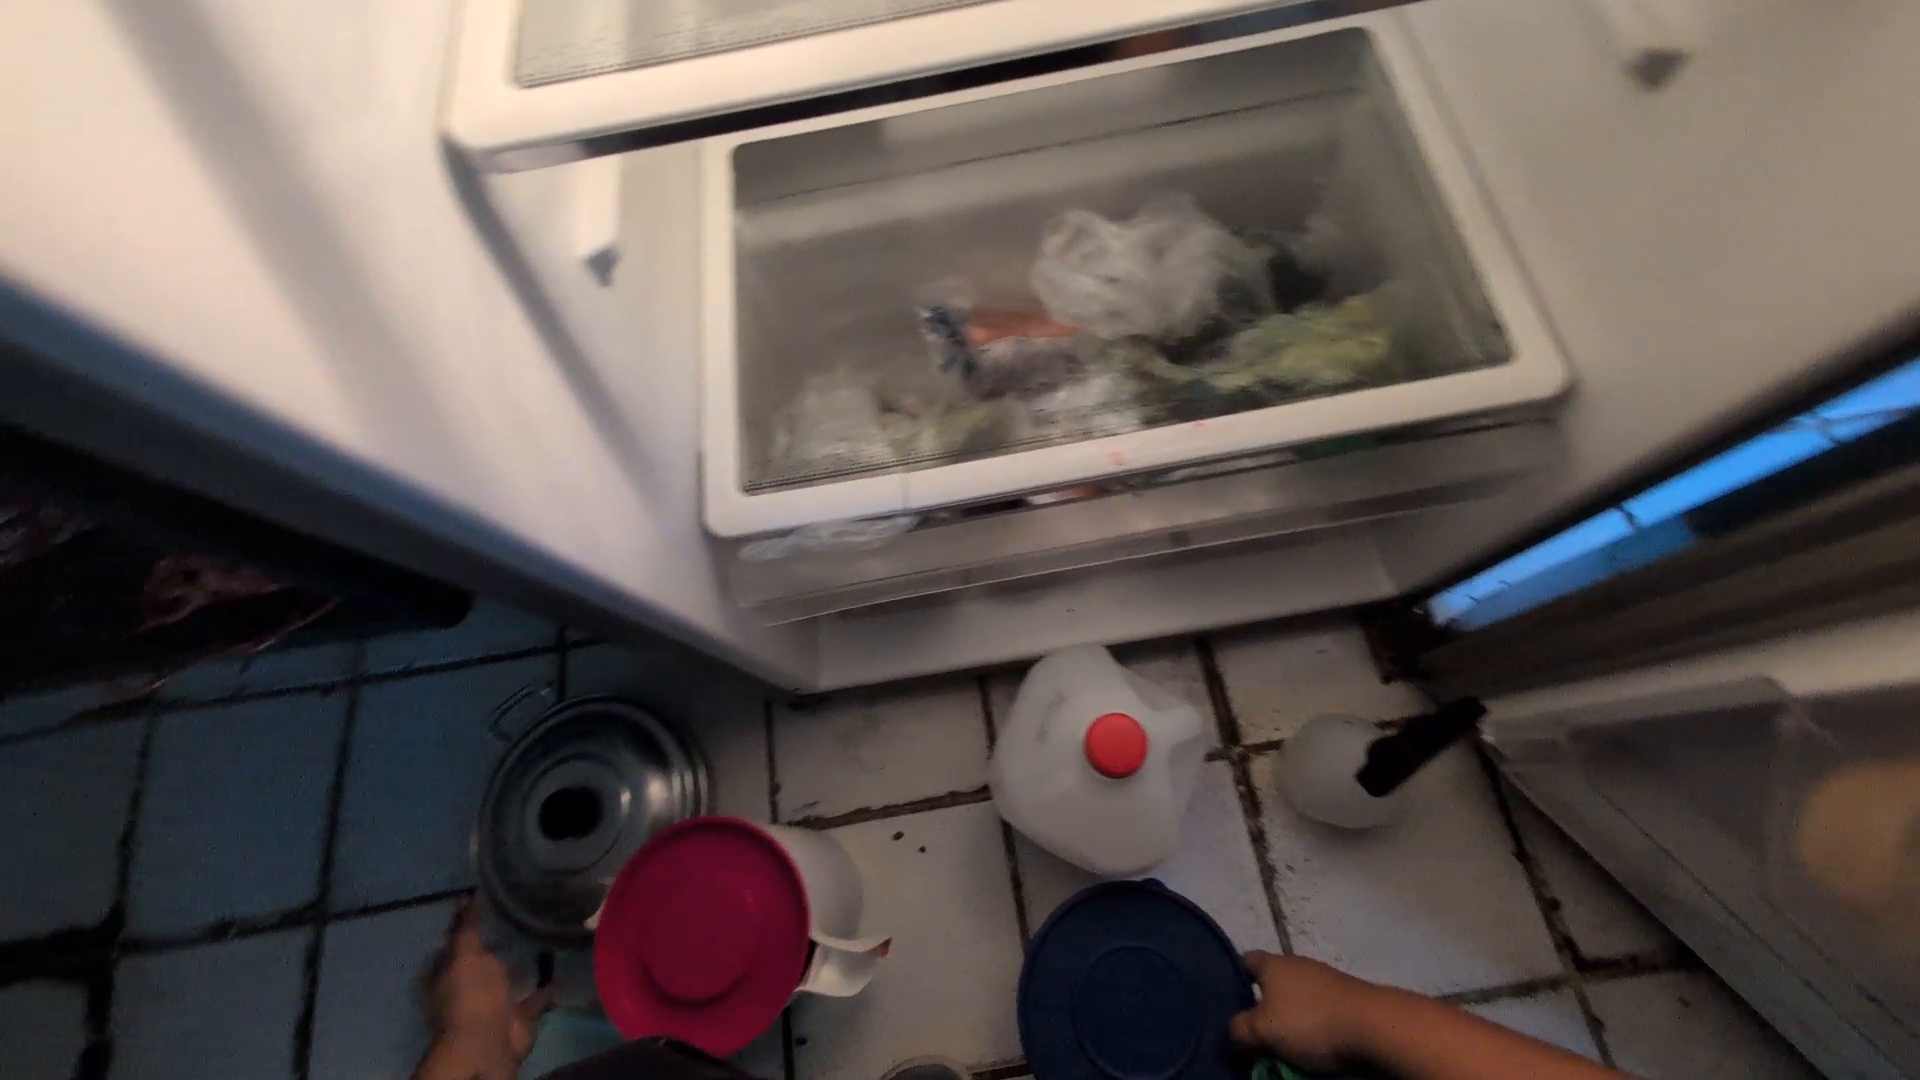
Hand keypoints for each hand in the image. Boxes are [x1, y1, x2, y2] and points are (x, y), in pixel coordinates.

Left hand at [419, 900, 549, 1071]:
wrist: (490, 1041)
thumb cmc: (470, 995)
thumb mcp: (464, 955)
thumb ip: (466, 928)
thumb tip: (464, 896)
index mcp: (447, 977)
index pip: (453, 946)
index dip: (464, 926)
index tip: (486, 902)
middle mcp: (467, 990)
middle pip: (480, 962)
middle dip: (495, 945)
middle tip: (519, 914)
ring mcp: (493, 1004)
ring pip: (507, 978)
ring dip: (520, 965)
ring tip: (542, 936)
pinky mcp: (518, 1015)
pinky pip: (534, 996)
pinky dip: (545, 985)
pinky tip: (561, 966)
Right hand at [1229, 952, 1383, 1072]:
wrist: (1372, 1026)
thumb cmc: (1309, 1021)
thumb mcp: (1262, 1030)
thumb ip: (1240, 1028)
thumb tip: (1235, 1030)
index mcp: (1271, 963)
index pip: (1245, 959)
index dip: (1236, 977)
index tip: (1233, 1002)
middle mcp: (1295, 963)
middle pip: (1273, 981)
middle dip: (1266, 1005)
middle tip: (1260, 1033)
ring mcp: (1324, 978)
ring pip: (1298, 997)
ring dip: (1293, 1017)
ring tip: (1290, 1045)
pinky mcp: (1347, 997)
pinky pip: (1321, 1009)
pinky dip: (1316, 1024)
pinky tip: (1318, 1044)